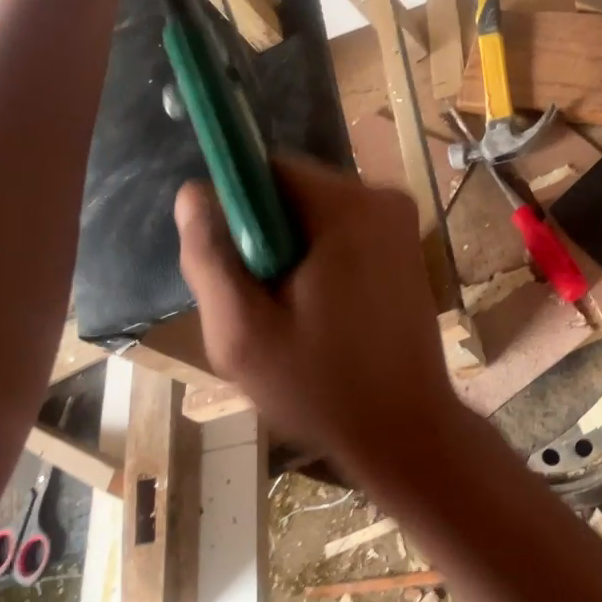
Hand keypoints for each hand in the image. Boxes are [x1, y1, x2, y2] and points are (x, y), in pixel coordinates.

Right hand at [175, 156, 459, 467]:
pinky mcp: (407, 244)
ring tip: (295, 318)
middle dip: (267, 237)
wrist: (408, 430)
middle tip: (263, 305)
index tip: (234, 264)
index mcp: (348, 207)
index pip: (270, 170)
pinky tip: (324, 316)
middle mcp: (383, 198)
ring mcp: (401, 221)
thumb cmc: (322, 388)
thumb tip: (193, 192)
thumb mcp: (242, 334)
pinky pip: (346, 233)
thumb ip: (210, 257)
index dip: (239, 210)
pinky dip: (324, 262)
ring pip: (319, 215)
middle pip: (296, 192)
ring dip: (295, 254)